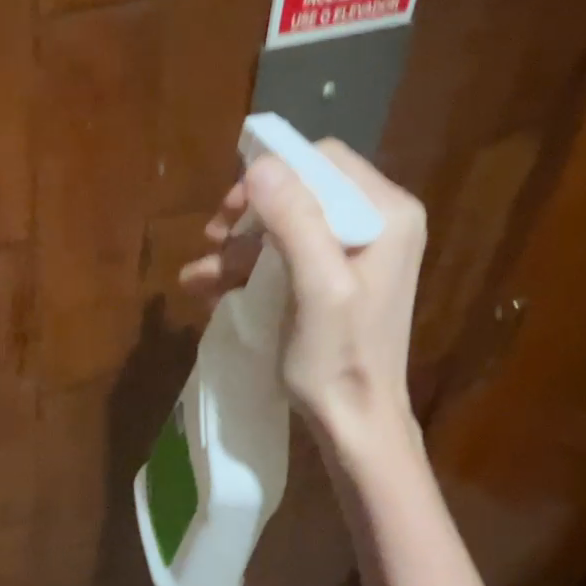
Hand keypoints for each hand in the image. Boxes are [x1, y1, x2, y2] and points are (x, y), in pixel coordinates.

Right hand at [180, 138, 427, 462]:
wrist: (353, 423)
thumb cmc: (338, 359)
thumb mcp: (317, 286)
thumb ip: (296, 221)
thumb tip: (260, 164)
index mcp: (387, 215)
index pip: (323, 162)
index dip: (271, 177)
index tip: (232, 212)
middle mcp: (378, 225)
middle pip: (300, 194)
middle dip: (248, 217)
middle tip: (212, 242)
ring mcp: (355, 257)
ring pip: (285, 228)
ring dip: (238, 249)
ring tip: (197, 278)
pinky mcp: (334, 285)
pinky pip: (285, 260)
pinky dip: (247, 273)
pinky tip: (212, 294)